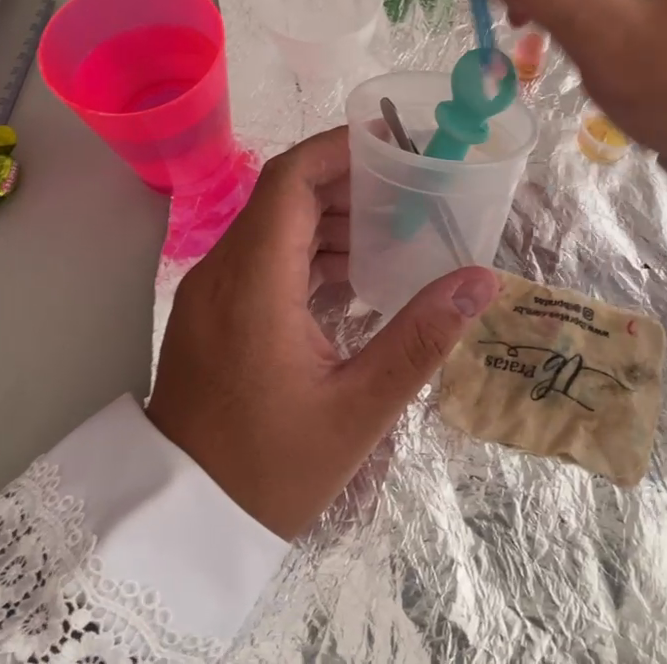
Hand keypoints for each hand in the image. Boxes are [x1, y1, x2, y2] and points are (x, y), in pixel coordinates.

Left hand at [146, 127, 499, 539]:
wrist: (185, 522)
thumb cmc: (269, 469)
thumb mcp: (358, 408)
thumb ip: (421, 338)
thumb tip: (481, 280)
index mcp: (253, 282)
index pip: (291, 179)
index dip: (341, 149)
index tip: (396, 144)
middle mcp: (224, 272)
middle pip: (286, 197)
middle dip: (350, 185)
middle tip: (413, 193)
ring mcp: (213, 294)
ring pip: (275, 228)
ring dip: (332, 221)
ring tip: (396, 234)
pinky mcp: (215, 315)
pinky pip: (265, 261)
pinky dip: (311, 254)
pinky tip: (356, 277)